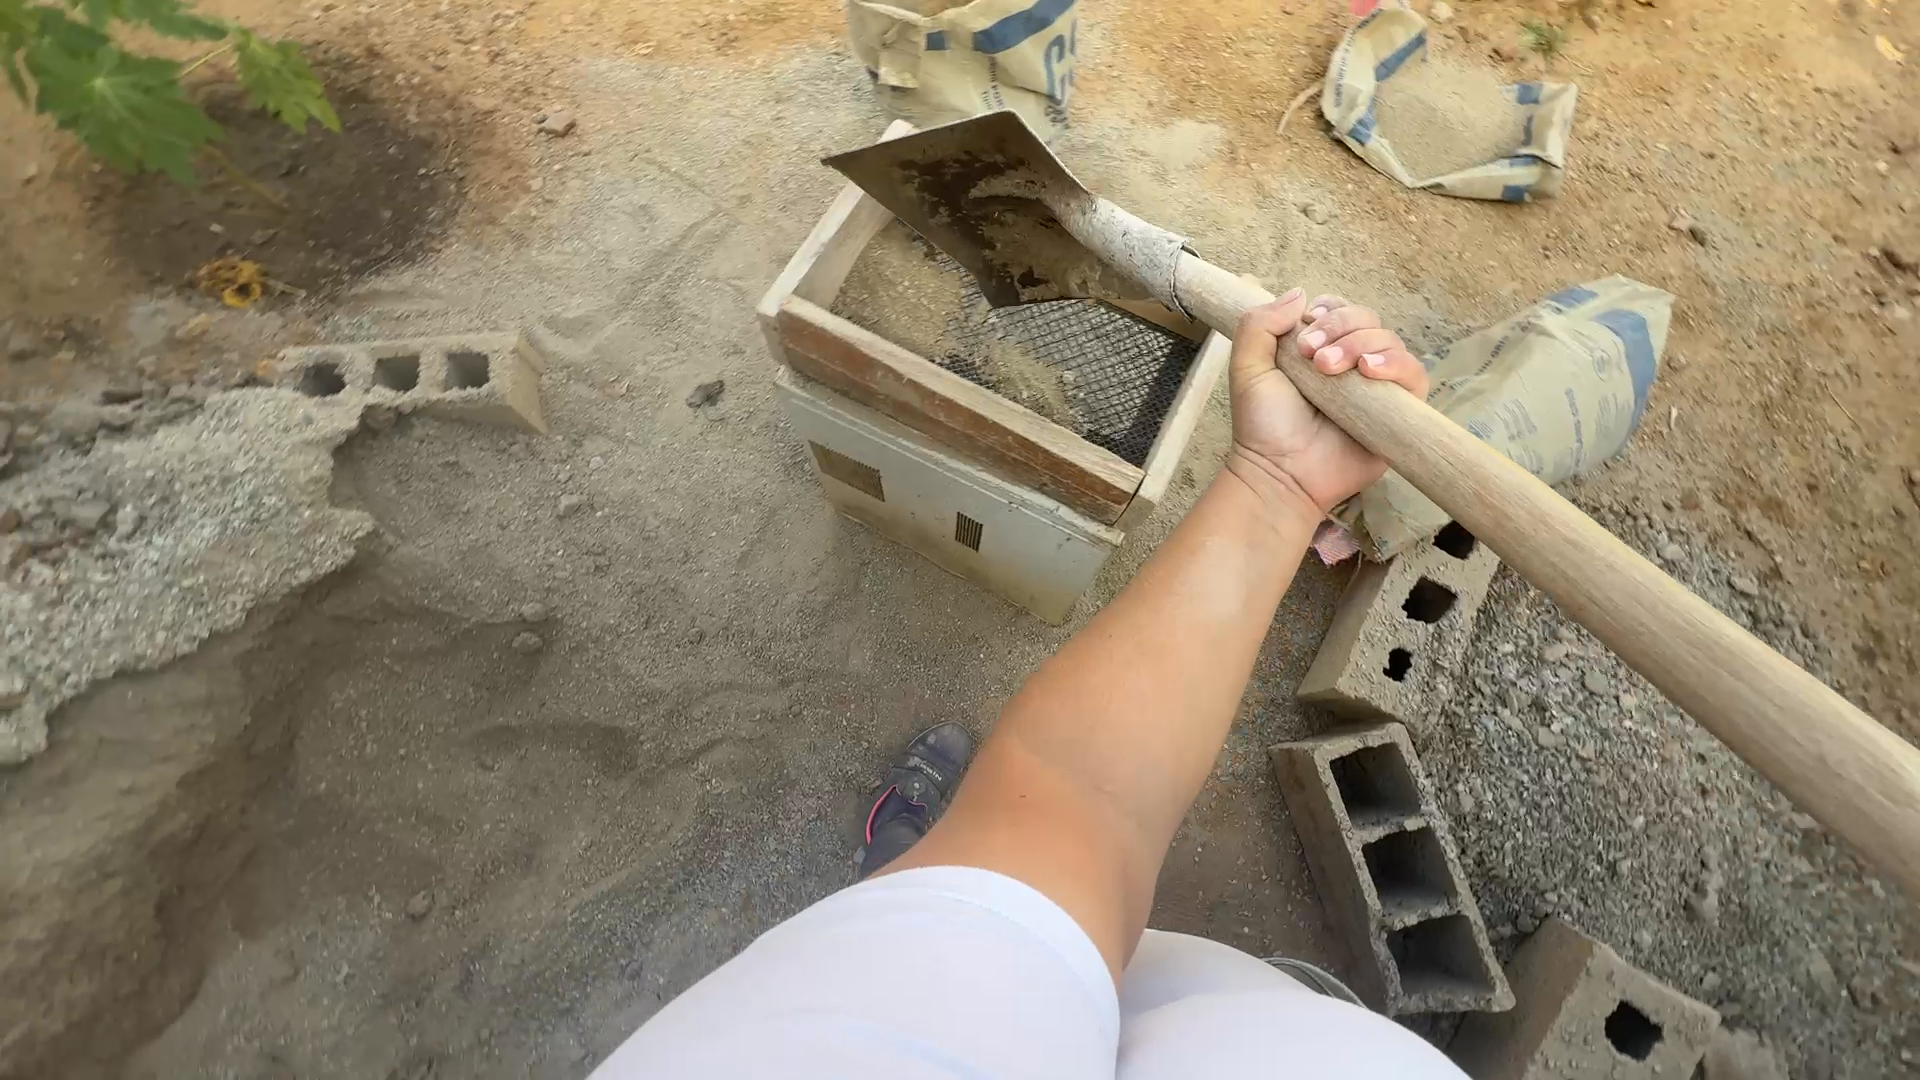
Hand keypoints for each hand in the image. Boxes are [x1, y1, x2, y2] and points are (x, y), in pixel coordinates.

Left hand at [1225, 290, 1429, 516]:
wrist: (1278, 472)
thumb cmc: (1262, 425)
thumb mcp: (1248, 369)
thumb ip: (1259, 326)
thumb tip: (1301, 293)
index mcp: (1318, 351)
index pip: (1338, 310)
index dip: (1328, 311)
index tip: (1306, 327)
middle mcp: (1350, 364)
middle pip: (1366, 319)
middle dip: (1340, 327)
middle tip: (1312, 356)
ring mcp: (1375, 386)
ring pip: (1389, 341)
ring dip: (1361, 344)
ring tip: (1330, 369)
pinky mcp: (1398, 410)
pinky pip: (1414, 374)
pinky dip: (1396, 364)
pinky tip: (1370, 371)